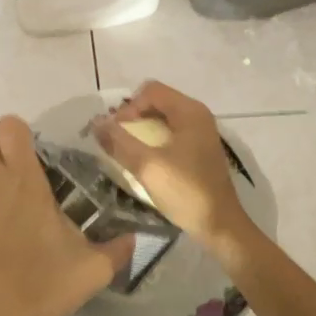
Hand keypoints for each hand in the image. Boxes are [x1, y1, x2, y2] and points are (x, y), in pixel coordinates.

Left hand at [0, 116, 132, 315]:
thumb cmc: (39, 289)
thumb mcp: (91, 270)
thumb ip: (118, 249)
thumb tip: (135, 239)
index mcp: (23, 180)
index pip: (10, 127)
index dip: (22, 133)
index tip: (37, 154)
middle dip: (4, 147)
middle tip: (23, 175)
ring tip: (5, 204)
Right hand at [92, 82, 254, 250]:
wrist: (219, 225)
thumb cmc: (186, 192)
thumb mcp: (148, 167)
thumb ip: (120, 142)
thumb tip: (96, 123)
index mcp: (190, 112)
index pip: (150, 91)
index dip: (128, 107)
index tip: (115, 131)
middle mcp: (197, 115)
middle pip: (157, 101)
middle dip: (133, 115)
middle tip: (115, 137)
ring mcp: (200, 132)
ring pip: (163, 117)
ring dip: (142, 128)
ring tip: (125, 148)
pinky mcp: (199, 148)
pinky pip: (171, 132)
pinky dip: (153, 139)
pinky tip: (143, 157)